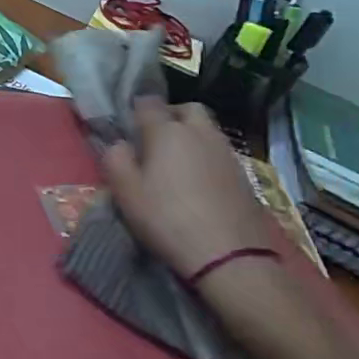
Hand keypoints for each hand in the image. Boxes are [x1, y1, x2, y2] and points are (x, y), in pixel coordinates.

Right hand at [101, 97, 275, 279]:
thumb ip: (115, 159)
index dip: (135, 109)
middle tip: (154, 139)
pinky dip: (205, 155)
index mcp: (167, 132)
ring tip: (175, 161)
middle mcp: (200, 133)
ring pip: (206, 129)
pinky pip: (218, 151)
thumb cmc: (166, 218)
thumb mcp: (125, 192)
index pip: (149, 103)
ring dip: (190, 135)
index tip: (127, 124)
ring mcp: (225, 152)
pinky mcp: (243, 173)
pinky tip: (196, 180)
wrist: (228, 254)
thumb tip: (119, 144)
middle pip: (186, 109)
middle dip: (170, 115)